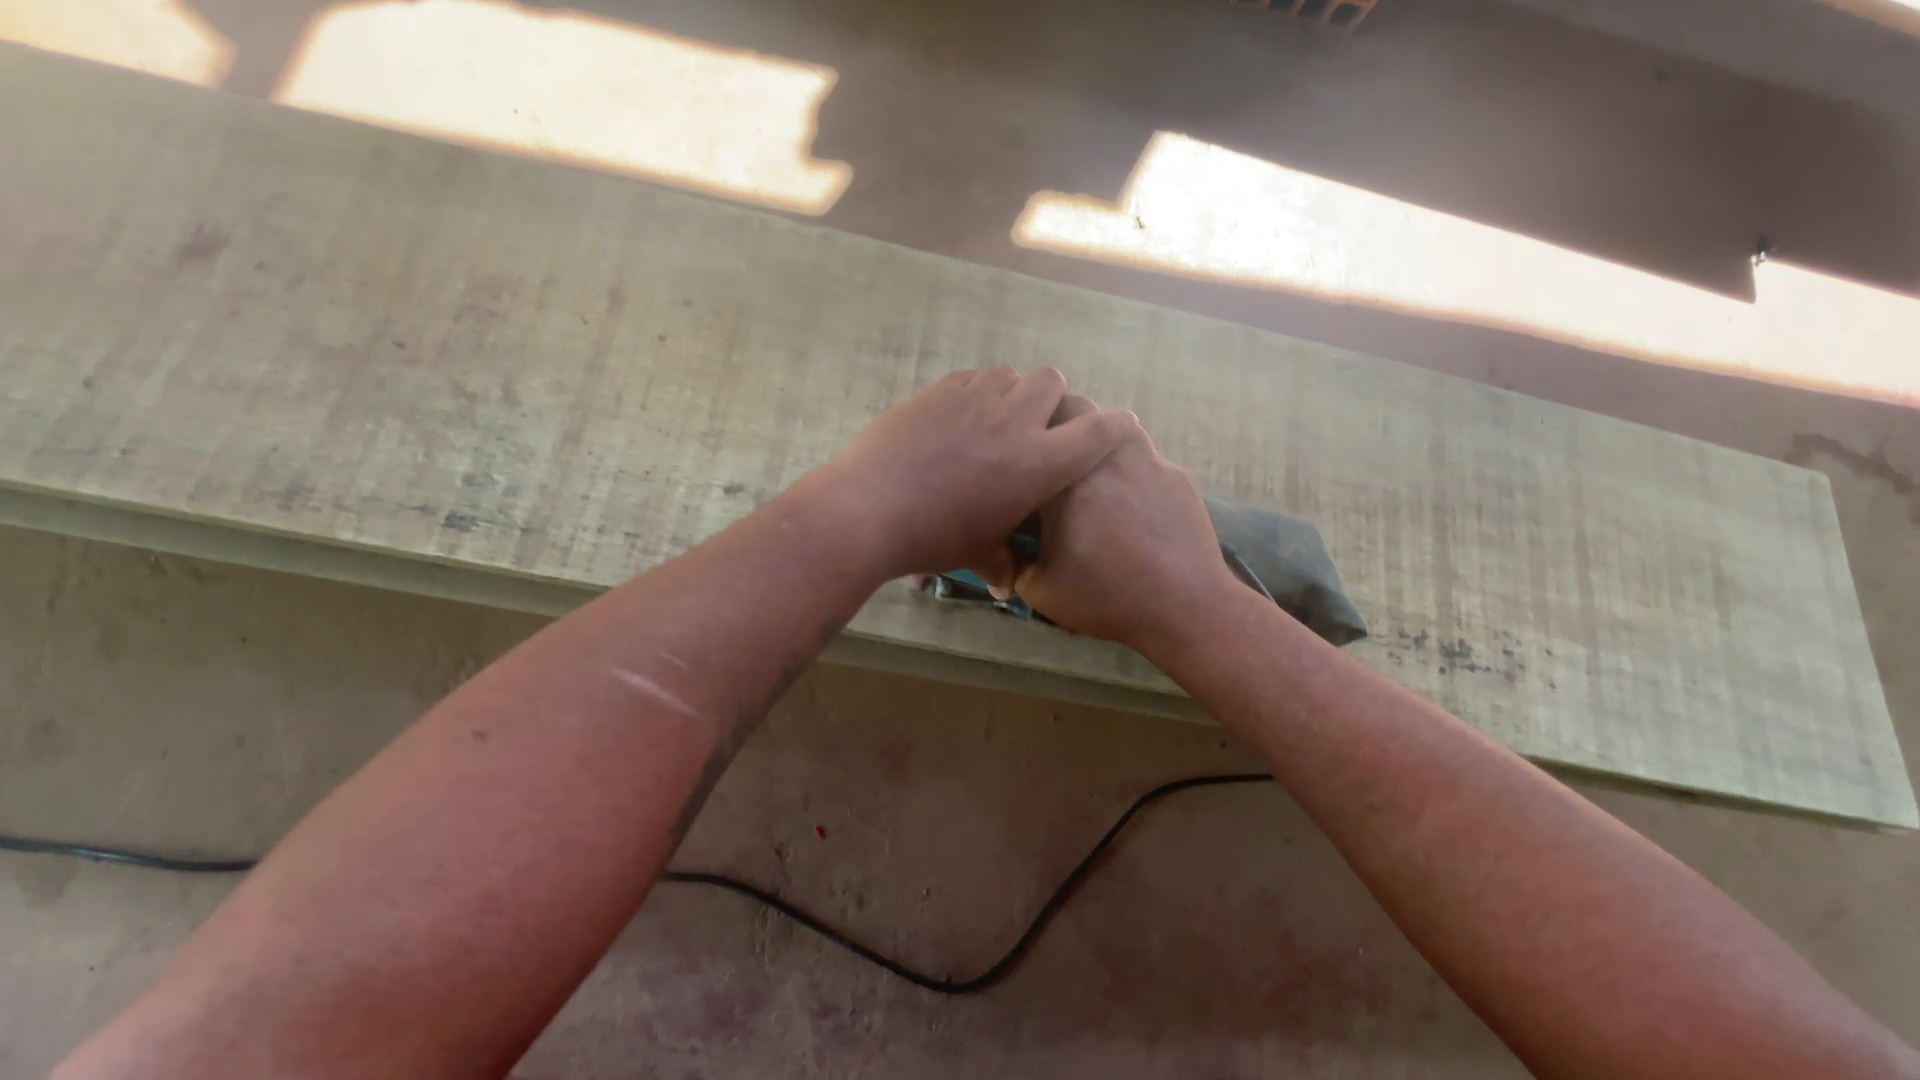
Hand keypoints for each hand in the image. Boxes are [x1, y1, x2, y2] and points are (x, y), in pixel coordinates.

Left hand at [820, 367, 1139, 578]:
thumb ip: (1001, 563)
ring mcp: (975, 399)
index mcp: (1040, 462)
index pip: (1099, 430)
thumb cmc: (934, 538)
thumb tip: (1006, 588)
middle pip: (1053, 380)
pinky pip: (973, 377)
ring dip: (1012, 392)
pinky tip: (959, 420)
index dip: (1115, 425)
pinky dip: (977, 392)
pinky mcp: (940, 390)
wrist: (870, 510)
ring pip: (1010, 374)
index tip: (1118, 426)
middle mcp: (1016, 420)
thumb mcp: (977, 553)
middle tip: (1035, 427)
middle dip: (1052, 398)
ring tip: (994, 422)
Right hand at [983, 395, 1242, 653]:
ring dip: (1098, 437)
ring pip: (1115, 425)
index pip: (1034, 431)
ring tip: (1091, 469)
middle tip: (1052, 448)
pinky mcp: (1175, 474)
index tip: (1017, 444)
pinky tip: (1129, 500)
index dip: (1024, 430)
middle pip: (1076, 407)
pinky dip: (1131, 466)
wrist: (1184, 606)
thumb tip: (1004, 558)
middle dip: (1060, 419)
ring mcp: (1145, 460)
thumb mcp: (1042, 592)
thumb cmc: (1106, 598)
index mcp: (1062, 481)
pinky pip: (1145, 456)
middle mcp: (1102, 457)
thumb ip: (1015, 567)